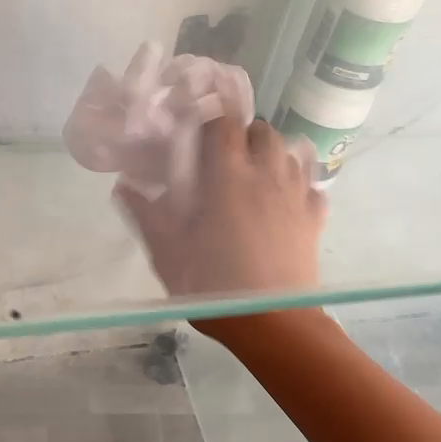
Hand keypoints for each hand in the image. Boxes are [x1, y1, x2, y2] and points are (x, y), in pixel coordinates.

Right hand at [117, 115, 327, 332]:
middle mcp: (266, 175)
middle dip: (245, 135)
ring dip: (273, 155)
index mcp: (227, 176)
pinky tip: (286, 202)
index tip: (197, 128)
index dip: (210, 118)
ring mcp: (296, 196)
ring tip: (256, 175)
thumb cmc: (212, 287)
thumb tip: (125, 186)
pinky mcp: (315, 220)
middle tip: (225, 157)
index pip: (224, 123)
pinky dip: (300, 185)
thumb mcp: (168, 255)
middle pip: (263, 131)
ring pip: (291, 153)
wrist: (271, 323)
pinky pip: (312, 186)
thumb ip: (147, 216)